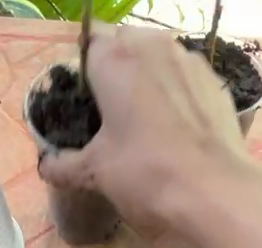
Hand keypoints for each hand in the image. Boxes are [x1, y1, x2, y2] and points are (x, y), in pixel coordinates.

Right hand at [37, 26, 258, 234]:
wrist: (215, 190)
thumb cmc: (146, 174)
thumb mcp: (97, 173)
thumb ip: (65, 165)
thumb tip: (46, 167)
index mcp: (114, 58)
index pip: (86, 42)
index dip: (83, 71)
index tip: (84, 103)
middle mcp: (151, 44)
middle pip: (123, 45)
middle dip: (114, 71)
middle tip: (111, 115)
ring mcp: (187, 58)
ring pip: (156, 57)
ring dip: (146, 79)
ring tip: (145, 123)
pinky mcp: (214, 79)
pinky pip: (183, 77)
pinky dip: (174, 93)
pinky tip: (175, 129)